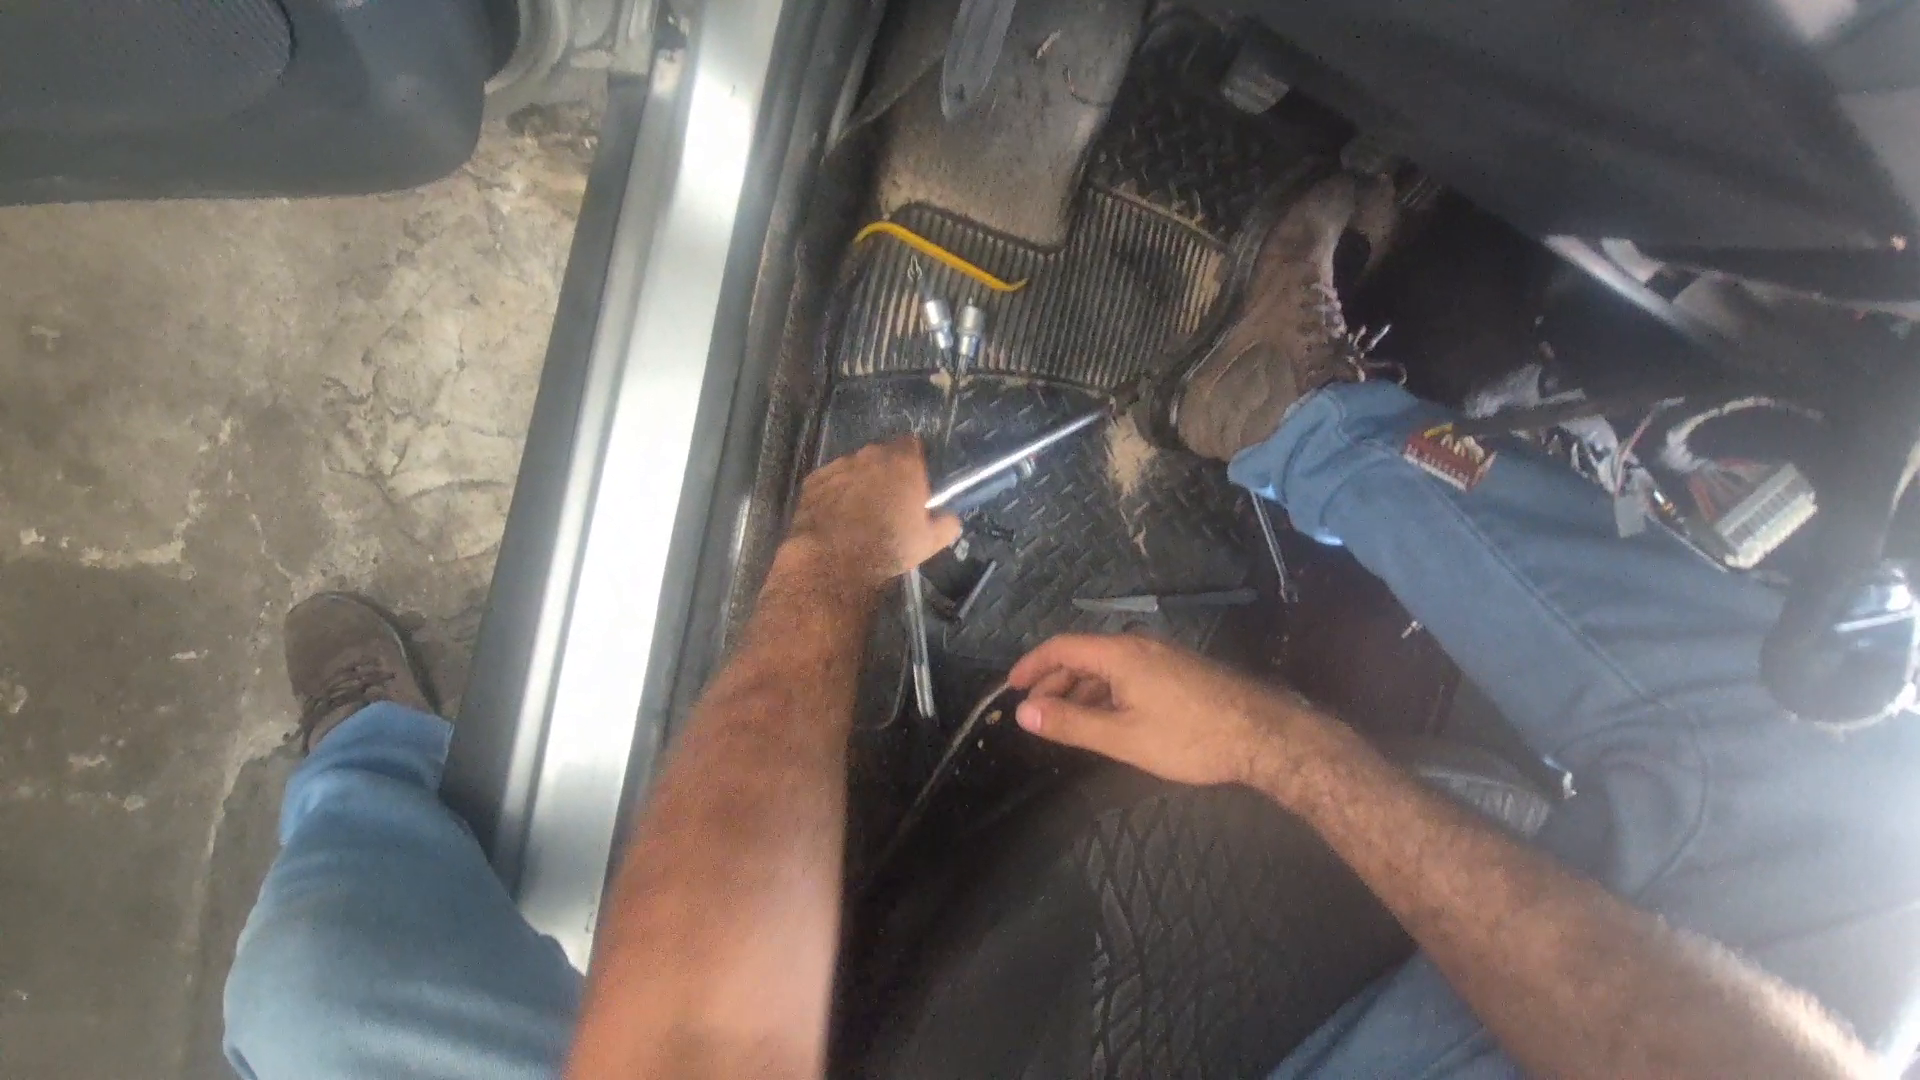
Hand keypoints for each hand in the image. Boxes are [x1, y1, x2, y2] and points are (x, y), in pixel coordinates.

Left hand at [788, 435, 960, 589]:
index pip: (913, 444)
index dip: (915, 461)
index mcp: (903, 463)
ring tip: (859, 511)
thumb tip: (950, 518)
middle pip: (883, 455)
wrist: (831, 560)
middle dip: (887, 472)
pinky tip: (837, 515)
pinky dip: (836, 492)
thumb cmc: (887, 547)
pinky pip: (831, 480)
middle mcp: (870, 455)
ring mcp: (839, 465)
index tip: (915, 481)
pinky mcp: (814, 480)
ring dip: (860, 481)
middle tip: (890, 500)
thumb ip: (946, 524)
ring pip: (855, 467)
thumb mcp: (928, 543)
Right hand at [1006, 633, 1313, 787]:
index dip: (1032, 665)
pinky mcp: (1178, 671)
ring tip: (1065, 720)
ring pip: (1107, 667)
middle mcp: (1138, 645)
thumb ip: (1071, 724)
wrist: (1265, 735)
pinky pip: (1128, 674)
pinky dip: (1105, 692)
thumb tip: (1024, 714)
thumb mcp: (1123, 737)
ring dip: (1080, 690)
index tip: (1011, 687)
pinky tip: (1106, 718)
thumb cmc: (1189, 737)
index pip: (1061, 647)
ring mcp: (1161, 656)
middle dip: (1053, 682)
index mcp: (1119, 654)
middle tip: (1035, 712)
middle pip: (1083, 655)